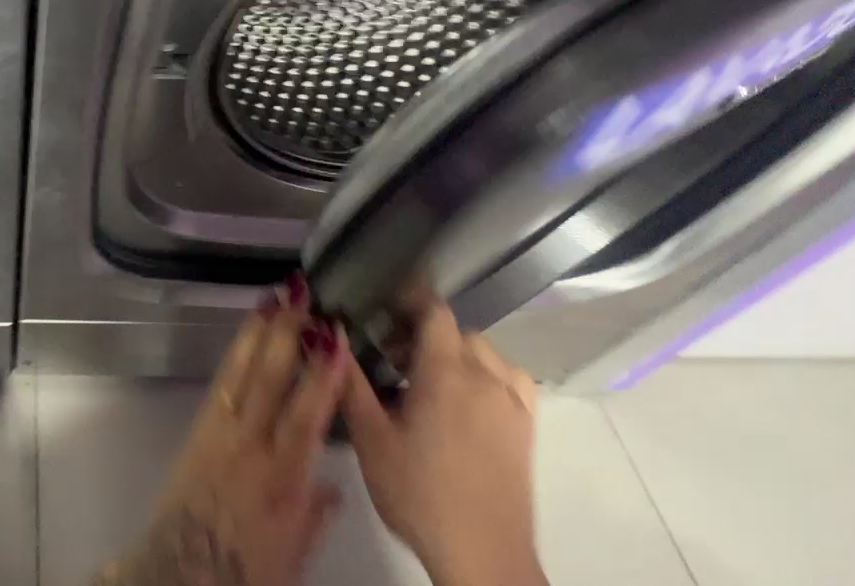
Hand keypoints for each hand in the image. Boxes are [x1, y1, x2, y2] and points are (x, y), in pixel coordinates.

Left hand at [99, 274, 348, 585]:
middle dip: (286, 334)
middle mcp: (251, 445)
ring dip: (257, 331)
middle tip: (300, 293)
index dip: (322, 374)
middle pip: (271, 380)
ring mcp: (221, 431)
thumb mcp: (294, 552)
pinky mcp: (199, 427)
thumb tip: (332, 485)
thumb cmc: (246, 567)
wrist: (181, 570)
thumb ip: (315, 514)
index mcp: (283, 478)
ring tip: (271, 296)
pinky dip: (235, 353)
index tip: (334, 335)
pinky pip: (222, 382)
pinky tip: (246, 332)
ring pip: (242, 372)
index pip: (307, 416)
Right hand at [340, 293, 545, 585]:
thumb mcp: (370, 438)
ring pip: (483, 353)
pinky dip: (485, 374)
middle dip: (422, 333)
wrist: (481, 555)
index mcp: (446, 372)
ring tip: (425, 380)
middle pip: (456, 331)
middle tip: (389, 356)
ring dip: (453, 353)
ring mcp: (512, 403)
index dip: (409, 299)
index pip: (434, 311)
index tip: (382, 306)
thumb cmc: (418, 493)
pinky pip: (509, 379)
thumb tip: (328, 334)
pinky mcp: (526, 428)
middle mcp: (486, 377)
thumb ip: (349, 381)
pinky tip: (465, 398)